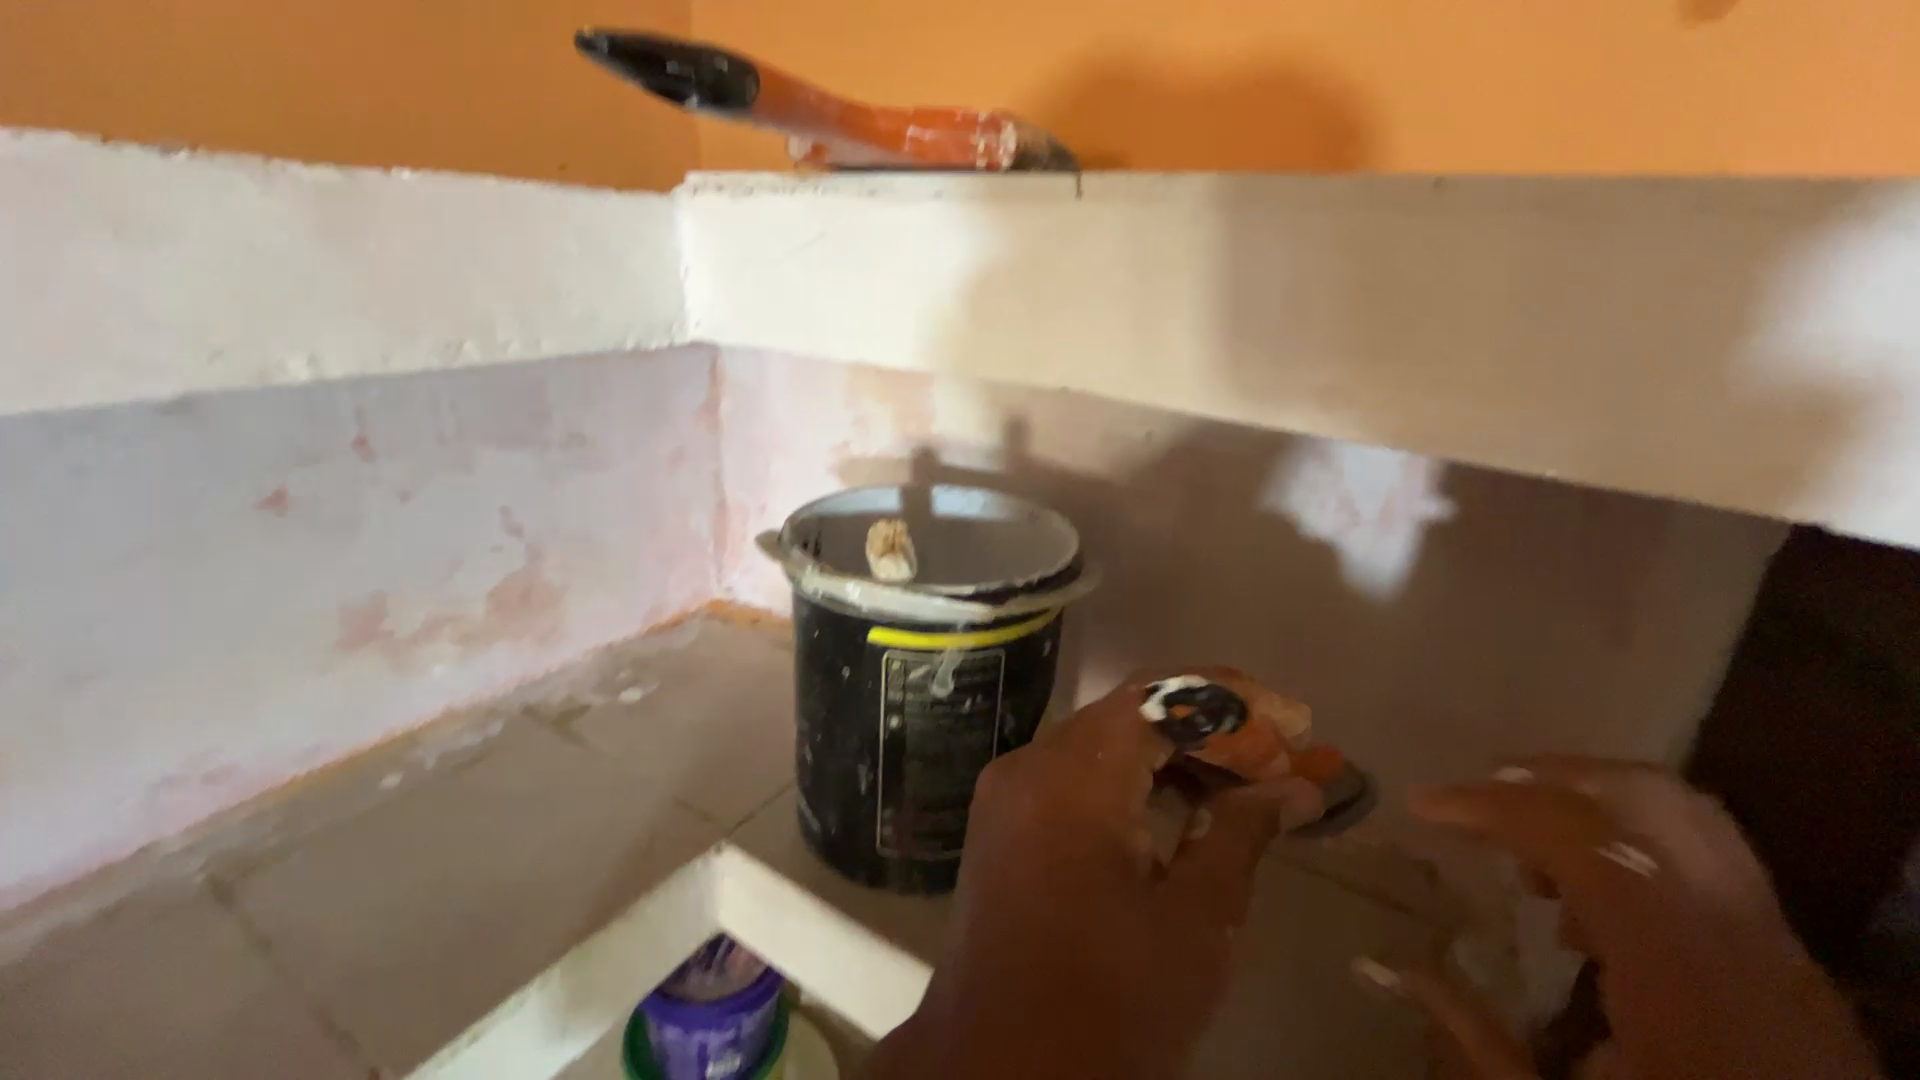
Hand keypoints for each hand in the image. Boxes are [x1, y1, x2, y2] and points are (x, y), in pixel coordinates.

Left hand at [866, 673, 1324, 1079]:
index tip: (1293, 725)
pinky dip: (1129, 780)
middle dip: (1208, 727)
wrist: (1003, 1067)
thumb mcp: (1194, 921)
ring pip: (1102, 742)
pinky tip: (1181, 809)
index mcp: (1072, 778)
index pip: (1158, 697)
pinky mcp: (1003, 821)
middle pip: (1129, 714)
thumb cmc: (1109, 1002)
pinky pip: (1075, 774)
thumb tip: (1297, 786)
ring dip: (1171, 753)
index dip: (1230, 700)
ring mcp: (1009, 792)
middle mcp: (1030, 765)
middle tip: (1280, 760)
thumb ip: (1241, 834)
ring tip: (1243, 787)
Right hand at [1371, 757, 1882, 1079]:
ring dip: (1589, 794)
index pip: (1580, 839)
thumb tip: (1384, 964)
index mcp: (1676, 969)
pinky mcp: (1785, 944)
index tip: (1421, 805)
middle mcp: (1734, 930)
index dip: (1491, 807)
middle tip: (1470, 794)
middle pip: (1641, 798)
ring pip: (1683, 807)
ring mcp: (1772, 930)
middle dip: (1542, 778)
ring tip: (1522, 821)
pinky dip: (1634, 827)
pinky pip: (1705, 842)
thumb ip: (1473, 1032)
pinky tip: (1591, 879)